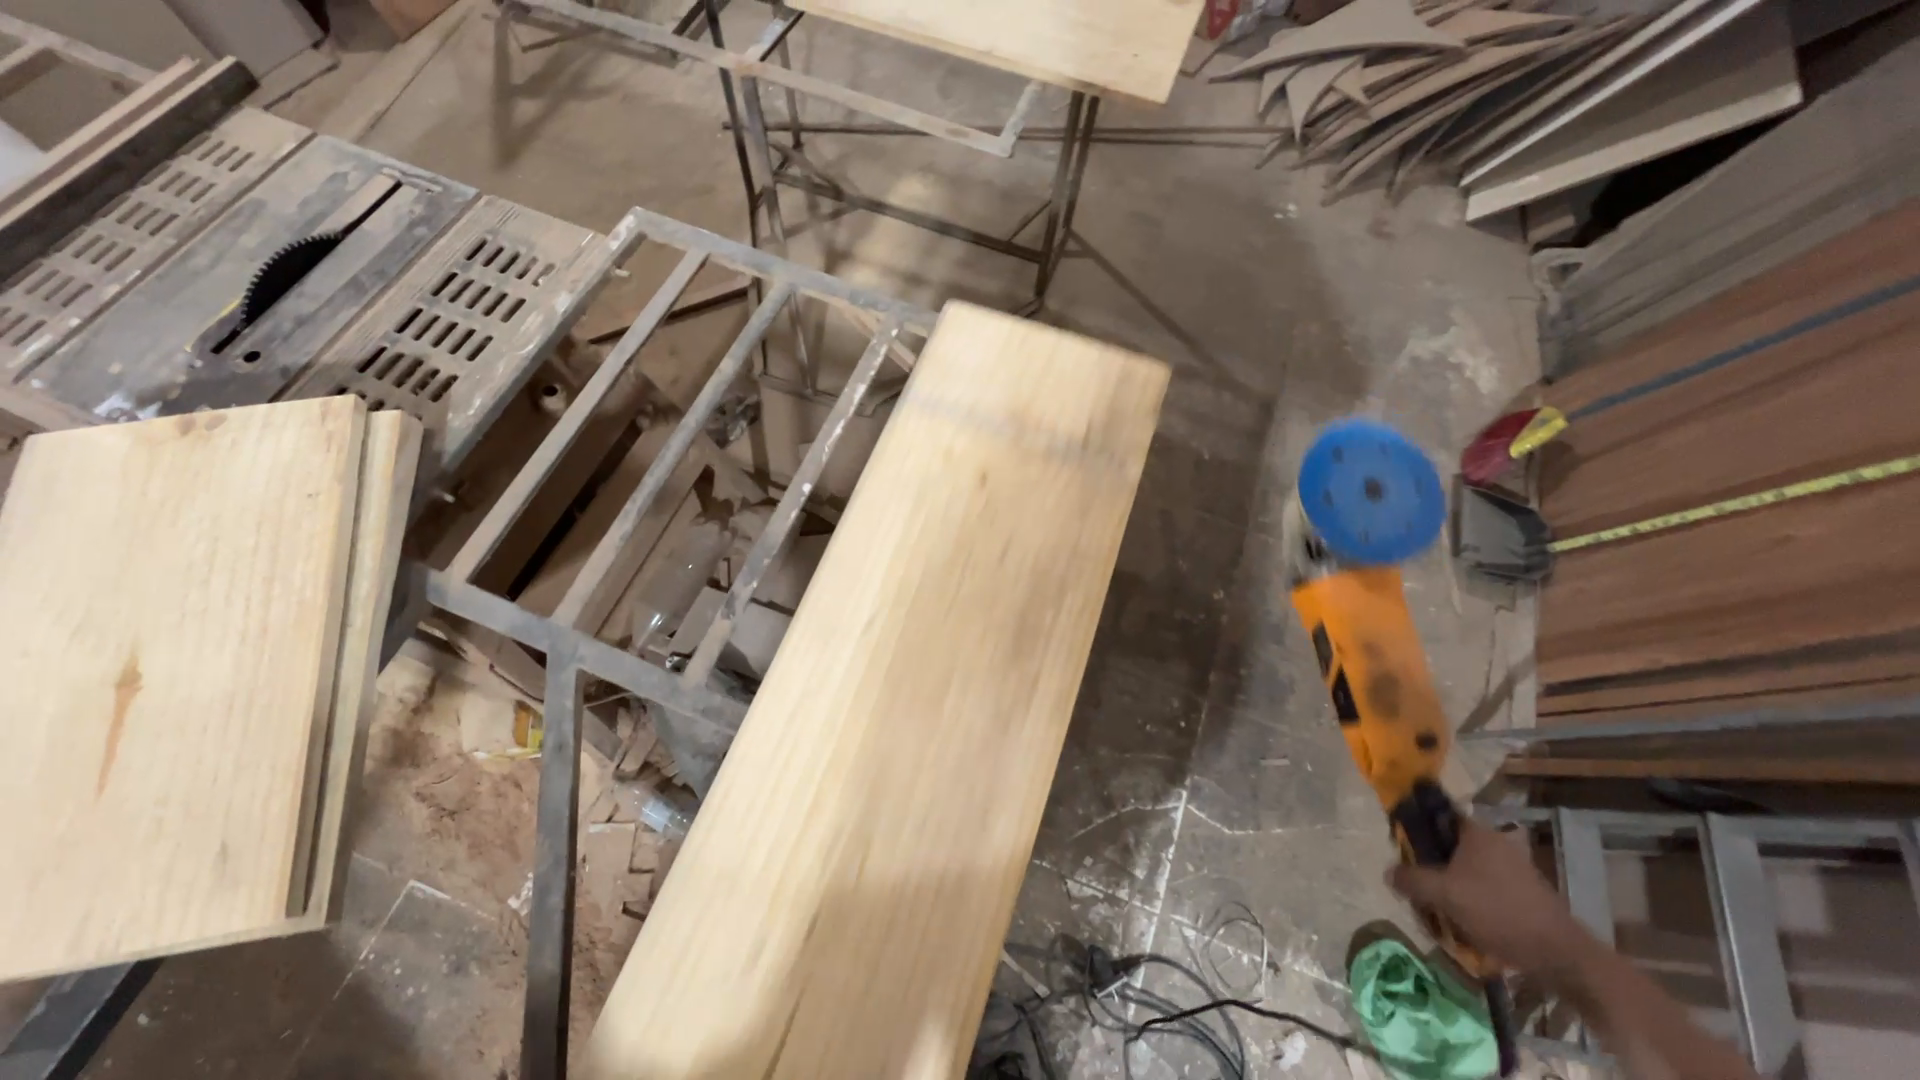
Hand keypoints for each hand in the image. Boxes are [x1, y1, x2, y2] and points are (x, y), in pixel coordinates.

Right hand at [1386, 819, 1595, 980]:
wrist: (1557, 952)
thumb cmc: (1496, 911)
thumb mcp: (1444, 895)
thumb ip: (1412, 879)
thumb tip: (1389, 871)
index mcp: (1477, 833)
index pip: (1439, 815)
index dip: (1417, 827)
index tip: (1402, 848)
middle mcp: (1496, 842)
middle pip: (1451, 844)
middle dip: (1432, 864)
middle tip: (1417, 885)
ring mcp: (1514, 866)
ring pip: (1468, 868)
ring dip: (1450, 884)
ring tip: (1437, 908)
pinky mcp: (1524, 890)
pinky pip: (1485, 885)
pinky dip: (1470, 897)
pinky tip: (1463, 920)